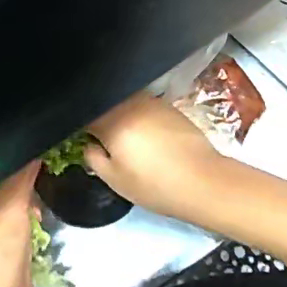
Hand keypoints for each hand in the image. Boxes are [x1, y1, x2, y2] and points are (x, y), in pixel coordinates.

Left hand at [0, 162, 39, 286]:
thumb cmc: (0, 249)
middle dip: (16, 182)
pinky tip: (36, 219)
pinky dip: (22, 219)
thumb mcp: (15, 205)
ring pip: (3, 205)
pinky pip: (9, 223)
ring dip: (22, 202)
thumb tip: (32, 151)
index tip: (18, 152)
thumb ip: (23, 175)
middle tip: (33, 178)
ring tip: (36, 203)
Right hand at [84, 90, 228, 220]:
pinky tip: (149, 137)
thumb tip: (89, 144)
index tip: (86, 140)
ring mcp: (150, 101)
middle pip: (105, 104)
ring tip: (130, 140)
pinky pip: (143, 105)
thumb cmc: (156, 185)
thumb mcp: (116, 180)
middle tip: (107, 142)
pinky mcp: (168, 106)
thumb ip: (93, 158)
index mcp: (111, 120)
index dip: (82, 127)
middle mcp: (128, 103)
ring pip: (125, 102)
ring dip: (121, 116)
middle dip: (101, 118)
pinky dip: (139, 116)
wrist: (205, 181)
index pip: (85, 115)